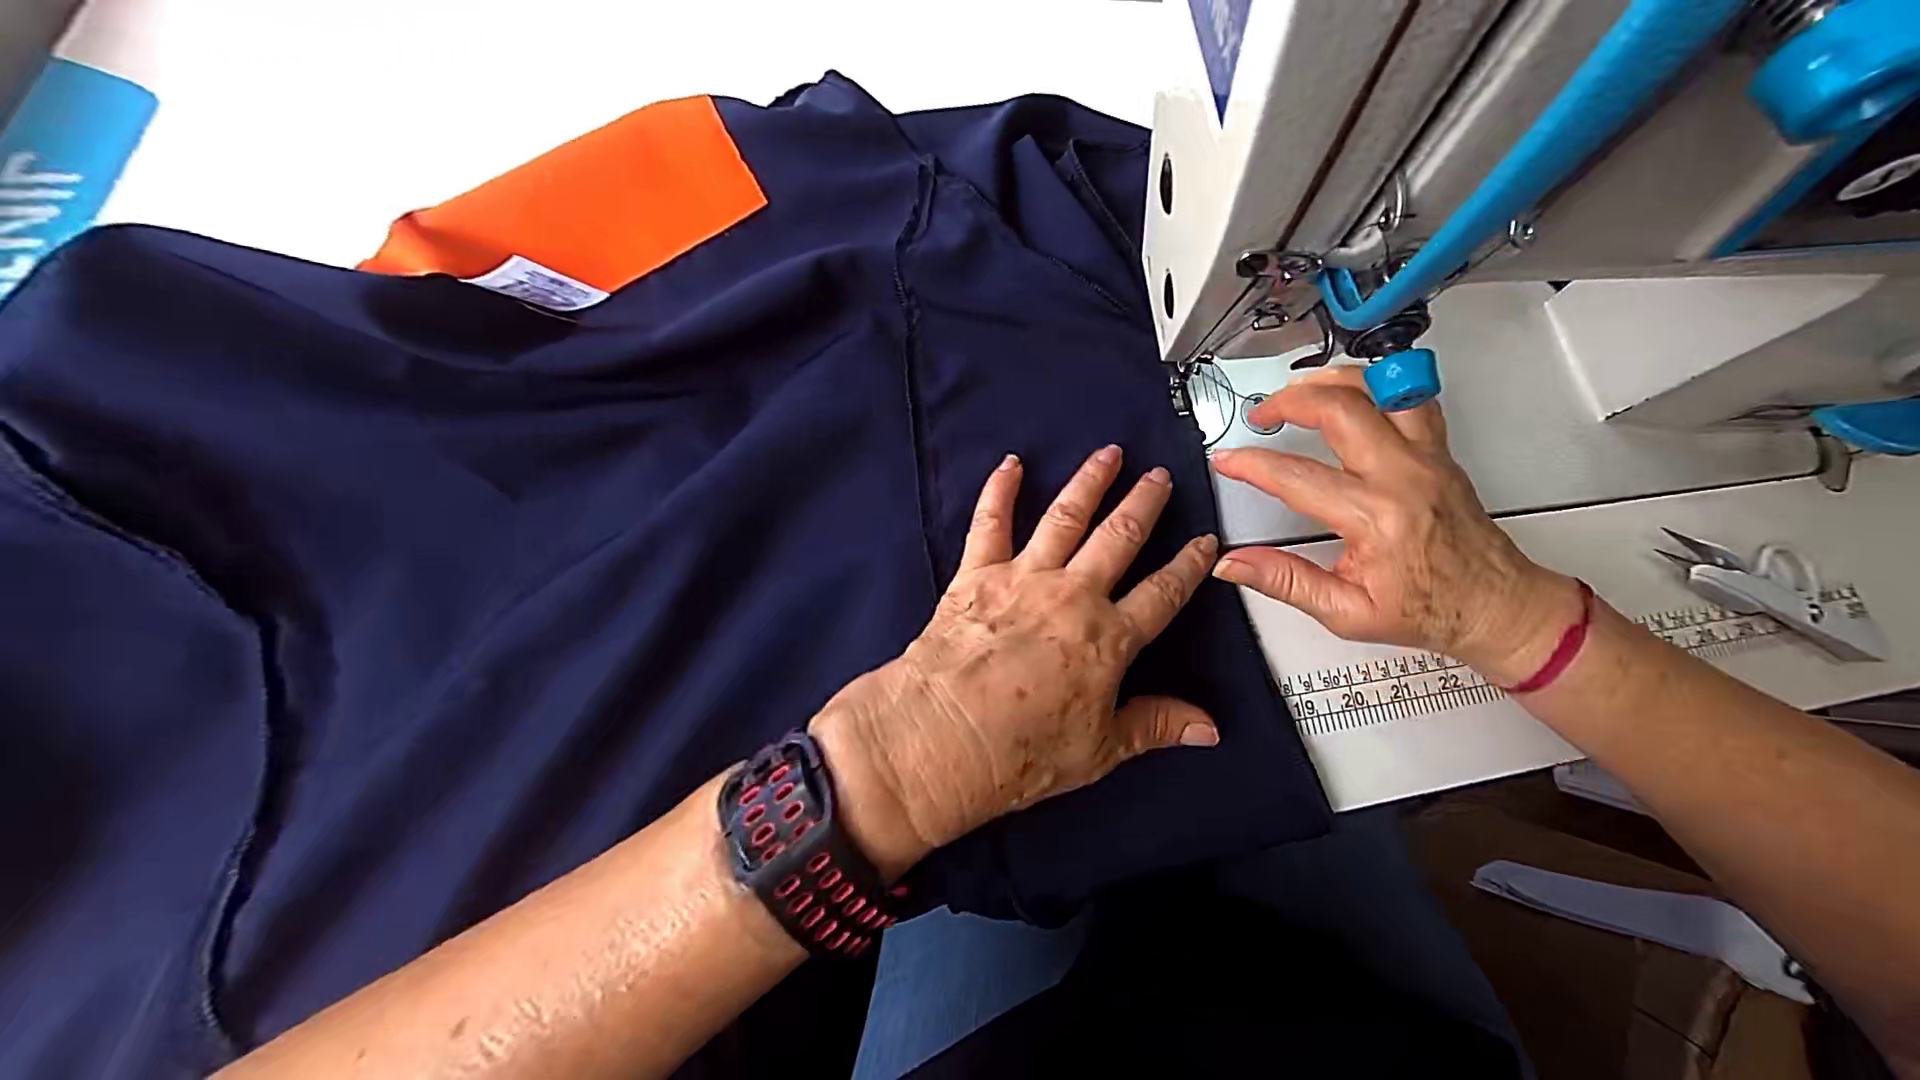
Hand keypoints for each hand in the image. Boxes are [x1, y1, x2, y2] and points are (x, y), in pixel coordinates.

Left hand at [811, 445, 1219, 877]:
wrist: (944, 737)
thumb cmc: (1019, 750)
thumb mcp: (1101, 750)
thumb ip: (1156, 726)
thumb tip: (1208, 729)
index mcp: (1109, 639)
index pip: (1163, 593)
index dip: (1188, 565)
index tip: (1204, 542)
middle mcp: (1072, 597)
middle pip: (1120, 537)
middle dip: (1144, 503)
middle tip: (1159, 477)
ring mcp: (1024, 579)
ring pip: (1067, 516)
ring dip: (1091, 481)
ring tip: (1109, 454)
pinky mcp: (977, 574)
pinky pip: (990, 521)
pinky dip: (1000, 490)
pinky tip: (1011, 464)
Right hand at [1208, 366, 1582, 686]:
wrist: (1495, 607)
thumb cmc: (1431, 609)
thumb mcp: (1344, 611)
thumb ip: (1283, 581)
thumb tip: (1234, 564)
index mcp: (1376, 518)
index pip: (1295, 475)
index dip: (1251, 464)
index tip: (1228, 459)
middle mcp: (1404, 478)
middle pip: (1340, 409)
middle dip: (1289, 402)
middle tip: (1262, 414)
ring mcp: (1427, 458)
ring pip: (1380, 390)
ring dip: (1334, 381)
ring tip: (1301, 390)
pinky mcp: (1439, 453)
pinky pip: (1410, 400)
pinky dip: (1377, 388)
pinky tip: (1354, 395)